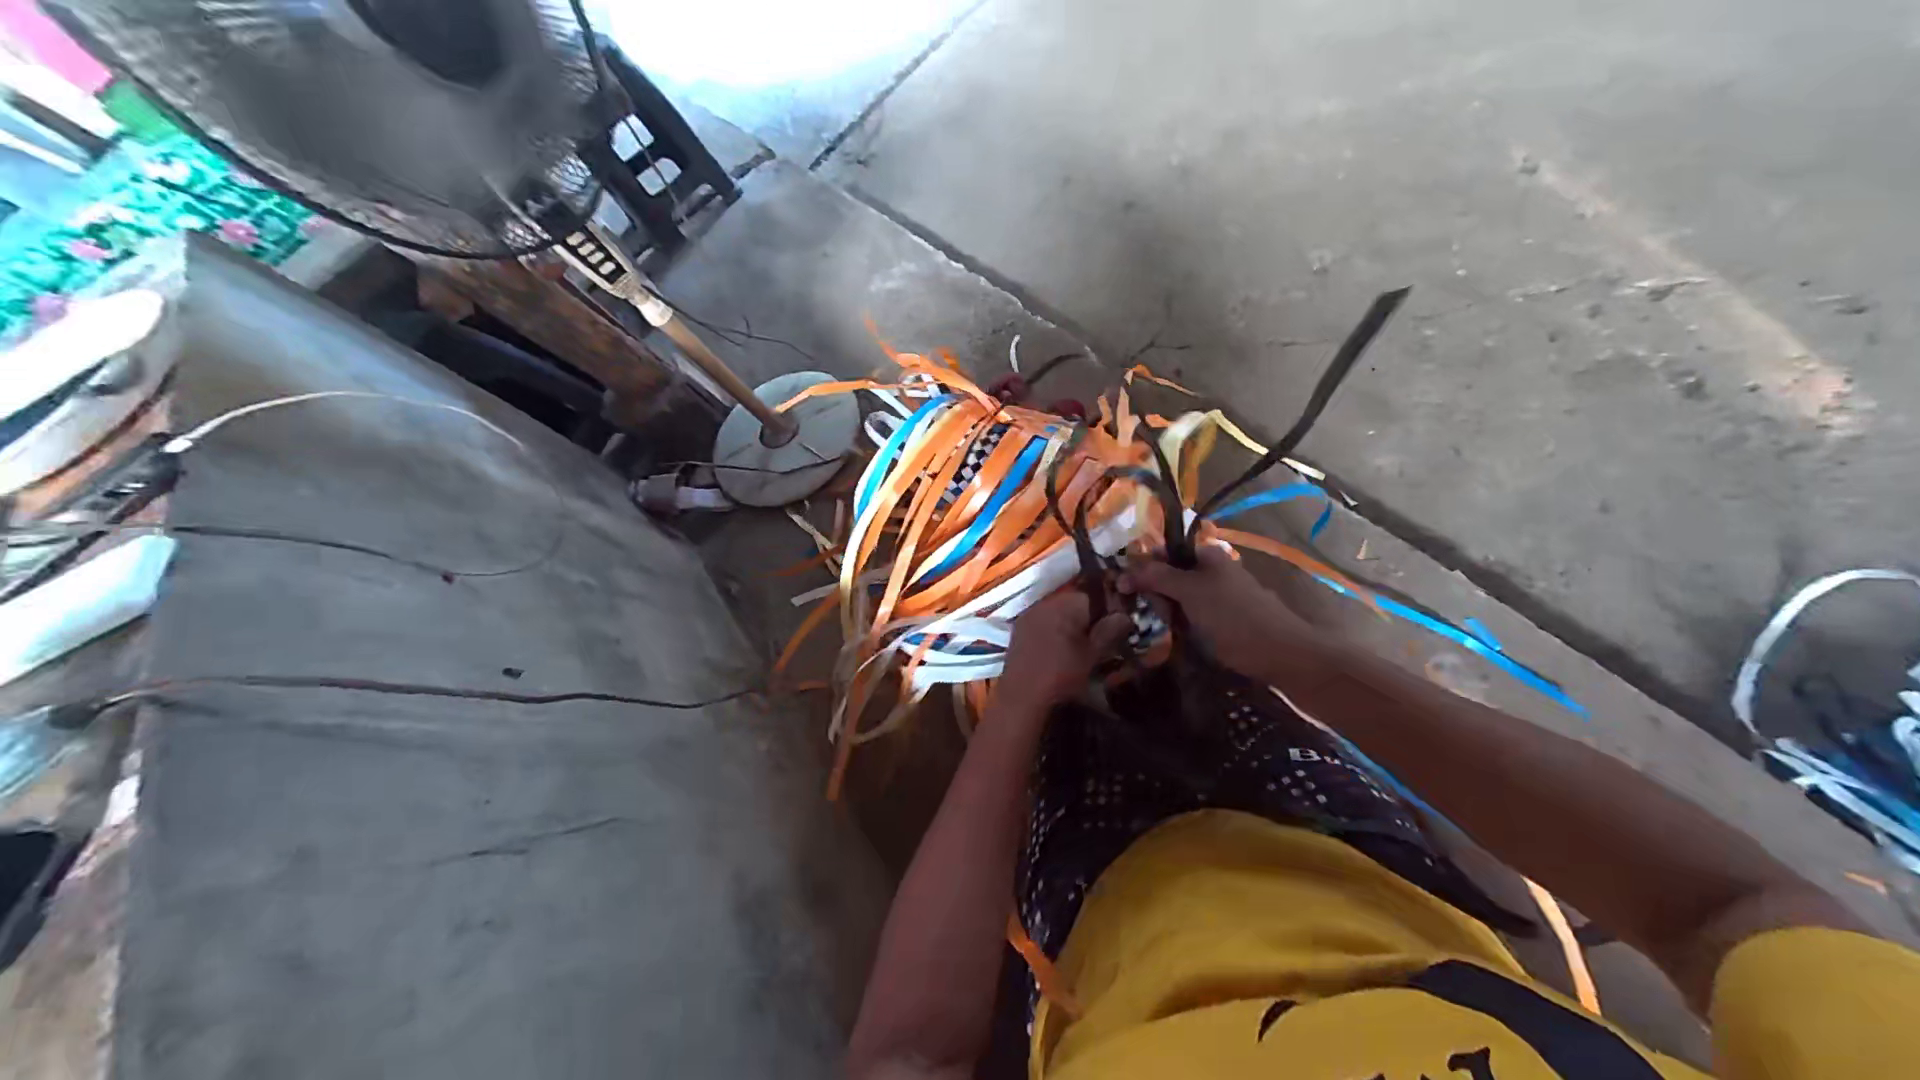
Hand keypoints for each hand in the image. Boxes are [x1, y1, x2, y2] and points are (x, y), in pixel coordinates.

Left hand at [994, 591, 1131, 713]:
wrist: (1022, 695)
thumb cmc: (1061, 675)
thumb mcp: (1092, 655)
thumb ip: (1109, 631)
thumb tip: (1124, 615)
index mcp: (1065, 604)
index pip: (1093, 595)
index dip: (1107, 609)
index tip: (1114, 629)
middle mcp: (1045, 602)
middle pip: (1074, 602)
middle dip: (1088, 617)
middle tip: (1097, 640)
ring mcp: (1029, 614)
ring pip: (1058, 611)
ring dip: (1070, 624)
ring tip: (1078, 646)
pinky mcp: (1019, 628)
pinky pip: (1043, 621)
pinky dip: (1053, 630)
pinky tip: (1057, 649)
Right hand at [1121, 544, 1319, 681]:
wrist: (1283, 655)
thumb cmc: (1234, 618)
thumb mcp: (1190, 592)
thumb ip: (1156, 577)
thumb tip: (1122, 571)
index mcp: (1208, 556)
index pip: (1164, 552)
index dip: (1143, 567)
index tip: (1124, 588)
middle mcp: (1215, 571)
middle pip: (1171, 575)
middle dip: (1154, 592)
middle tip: (1146, 612)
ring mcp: (1222, 596)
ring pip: (1181, 599)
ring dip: (1167, 612)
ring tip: (1158, 628)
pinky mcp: (1227, 620)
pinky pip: (1194, 616)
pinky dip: (1182, 625)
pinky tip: (1177, 637)